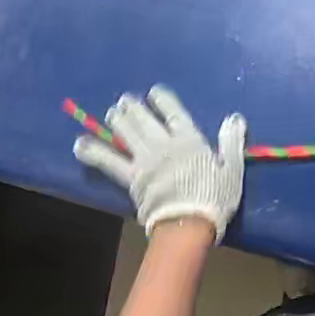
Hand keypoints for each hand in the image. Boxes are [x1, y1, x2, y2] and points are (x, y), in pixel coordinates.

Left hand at [74, 85, 245, 241]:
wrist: (189, 222)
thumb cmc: (215, 198)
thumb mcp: (232, 169)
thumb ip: (231, 141)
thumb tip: (235, 117)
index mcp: (189, 139)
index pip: (173, 112)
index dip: (162, 100)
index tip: (154, 93)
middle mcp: (163, 143)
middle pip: (143, 118)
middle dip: (133, 107)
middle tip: (125, 102)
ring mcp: (144, 159)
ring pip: (125, 132)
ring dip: (117, 120)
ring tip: (111, 113)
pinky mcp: (130, 176)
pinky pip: (107, 160)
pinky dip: (92, 150)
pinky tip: (80, 143)